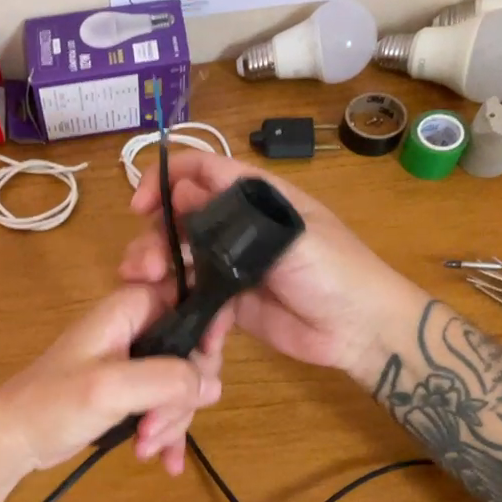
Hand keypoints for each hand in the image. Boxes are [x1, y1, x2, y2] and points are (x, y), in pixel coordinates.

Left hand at [0, 285, 225, 475]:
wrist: (14, 439)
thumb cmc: (54, 403)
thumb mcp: (112, 388)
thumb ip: (168, 380)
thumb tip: (212, 386)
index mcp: (131, 308)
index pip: (193, 303)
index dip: (208, 336)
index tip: (204, 376)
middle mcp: (137, 329)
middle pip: (192, 353)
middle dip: (182, 396)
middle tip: (155, 425)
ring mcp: (134, 363)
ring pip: (181, 387)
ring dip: (171, 421)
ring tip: (144, 447)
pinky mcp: (130, 393)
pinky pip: (166, 407)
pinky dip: (167, 433)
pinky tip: (166, 462)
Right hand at [121, 150, 422, 381]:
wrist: (362, 329)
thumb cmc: (336, 270)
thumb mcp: (289, 234)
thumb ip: (234, 216)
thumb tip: (183, 190)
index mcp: (253, 197)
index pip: (200, 172)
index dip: (164, 180)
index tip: (140, 206)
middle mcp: (235, 227)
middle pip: (179, 221)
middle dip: (154, 240)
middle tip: (142, 268)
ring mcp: (230, 267)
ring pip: (180, 261)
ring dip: (159, 275)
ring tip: (147, 293)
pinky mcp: (230, 304)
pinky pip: (196, 301)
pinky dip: (187, 311)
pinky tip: (192, 326)